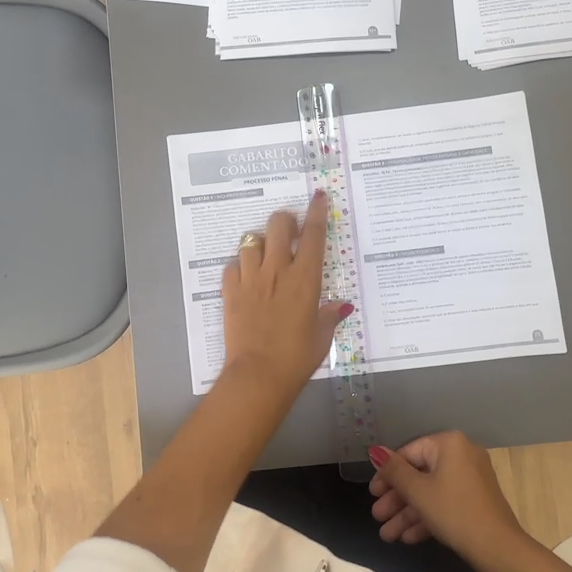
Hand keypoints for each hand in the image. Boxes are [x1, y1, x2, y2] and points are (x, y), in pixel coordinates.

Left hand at [219, 191, 352, 399]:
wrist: (258, 374)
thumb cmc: (297, 357)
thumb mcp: (321, 337)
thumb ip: (329, 316)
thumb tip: (341, 307)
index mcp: (305, 278)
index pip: (313, 235)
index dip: (317, 212)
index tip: (319, 196)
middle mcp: (277, 270)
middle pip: (278, 224)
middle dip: (285, 221)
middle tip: (290, 233)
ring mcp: (250, 278)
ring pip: (251, 241)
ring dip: (260, 244)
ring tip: (265, 257)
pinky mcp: (230, 291)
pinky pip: (232, 265)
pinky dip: (239, 267)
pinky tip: (246, 278)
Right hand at [368, 431, 533, 569]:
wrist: (498, 548)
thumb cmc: (453, 511)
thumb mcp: (418, 491)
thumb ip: (394, 470)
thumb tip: (375, 450)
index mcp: (448, 444)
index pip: (409, 453)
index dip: (387, 474)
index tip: (372, 493)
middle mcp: (461, 455)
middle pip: (419, 474)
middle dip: (396, 499)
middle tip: (377, 516)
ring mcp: (470, 479)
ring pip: (430, 492)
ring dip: (407, 513)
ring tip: (388, 536)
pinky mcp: (475, 501)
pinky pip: (444, 502)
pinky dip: (427, 517)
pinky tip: (407, 538)